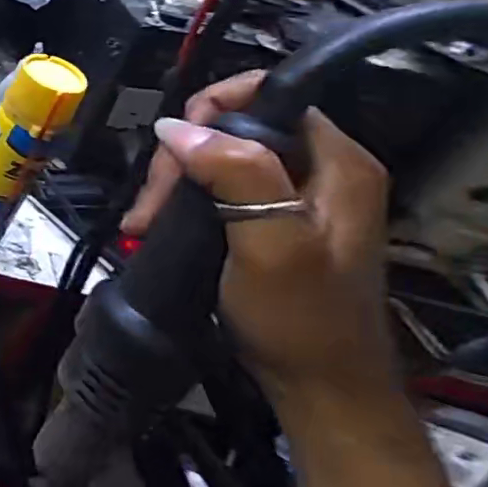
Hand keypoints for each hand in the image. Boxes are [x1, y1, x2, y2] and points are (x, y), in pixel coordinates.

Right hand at [120, 70, 394, 401]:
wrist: (318, 393)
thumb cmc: (303, 324)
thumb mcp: (274, 247)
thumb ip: (236, 176)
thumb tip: (176, 126)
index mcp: (337, 161)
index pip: (269, 92)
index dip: (217, 105)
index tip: (178, 139)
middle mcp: (319, 166)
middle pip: (234, 124)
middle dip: (185, 154)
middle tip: (158, 196)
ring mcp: (292, 190)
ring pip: (216, 152)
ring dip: (176, 179)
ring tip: (150, 215)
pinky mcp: (268, 212)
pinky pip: (215, 180)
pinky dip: (182, 196)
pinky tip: (158, 220)